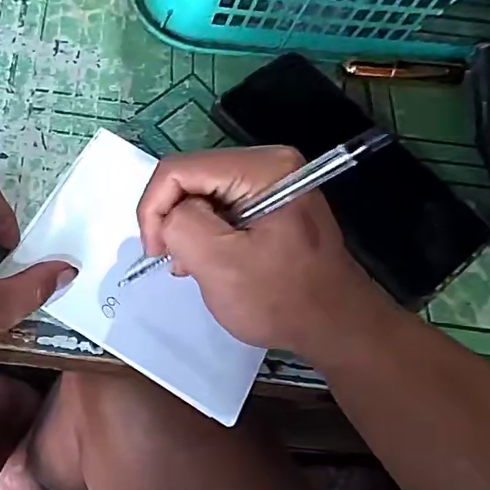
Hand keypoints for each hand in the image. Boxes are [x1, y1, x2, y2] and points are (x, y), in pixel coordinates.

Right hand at [135, 146, 395, 357]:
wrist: (335, 325)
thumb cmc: (281, 300)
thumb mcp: (221, 265)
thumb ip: (181, 226)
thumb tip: (169, 215)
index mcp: (261, 168)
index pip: (178, 170)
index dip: (154, 208)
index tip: (157, 252)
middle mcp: (267, 164)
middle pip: (189, 178)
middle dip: (172, 220)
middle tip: (178, 262)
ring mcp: (269, 183)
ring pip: (199, 195)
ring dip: (187, 231)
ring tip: (196, 266)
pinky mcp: (267, 203)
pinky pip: (217, 207)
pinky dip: (204, 234)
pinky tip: (212, 261)